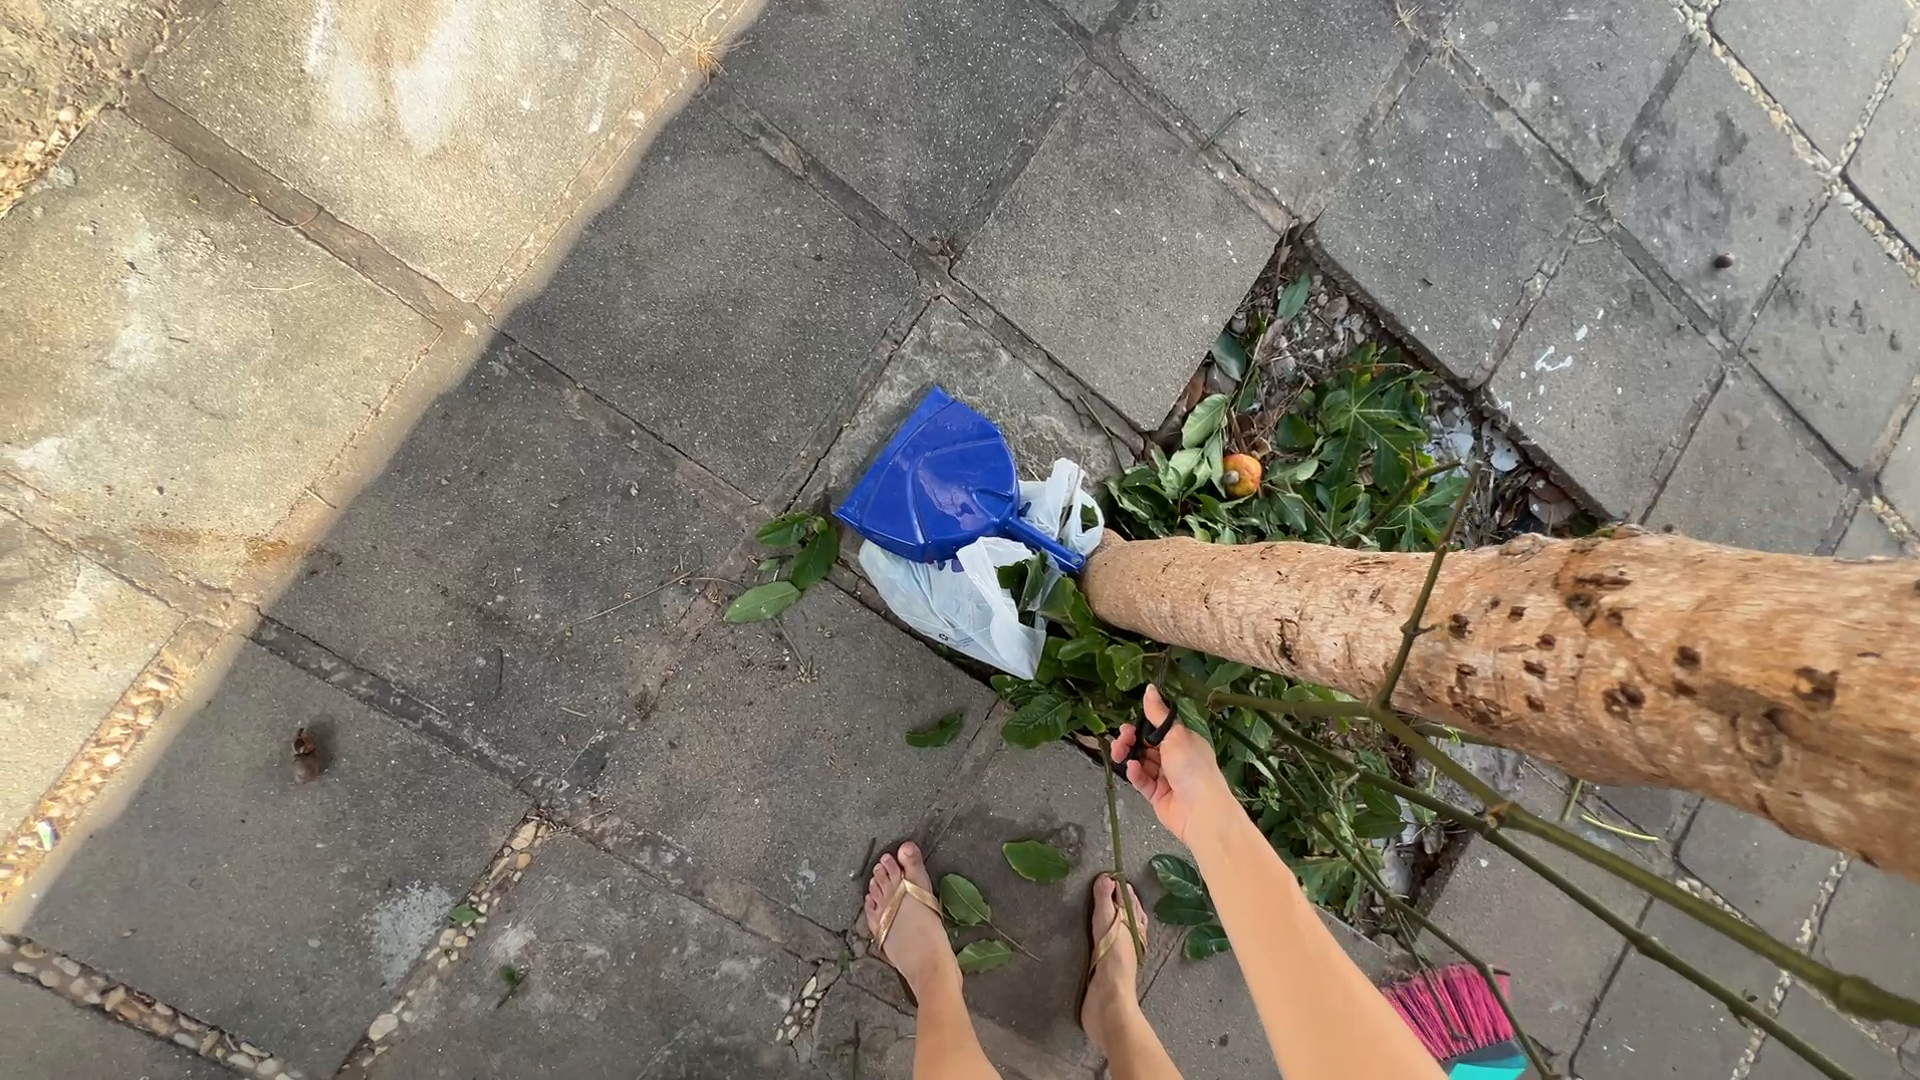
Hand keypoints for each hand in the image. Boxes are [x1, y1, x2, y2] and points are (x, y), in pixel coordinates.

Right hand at [1110, 686, 1233, 845]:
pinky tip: (1132, 769)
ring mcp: (1166, 777)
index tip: (1129, 724)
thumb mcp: (1175, 735)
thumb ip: (1158, 714)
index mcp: (1184, 741)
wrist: (1201, 811)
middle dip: (1131, 740)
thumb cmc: (1193, 768)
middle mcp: (1175, 758)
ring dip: (1129, 755)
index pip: (1158, 729)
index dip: (1142, 725)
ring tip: (1119, 752)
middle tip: (1121, 738)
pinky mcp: (1157, 795)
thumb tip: (1150, 688)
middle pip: (1146, 744)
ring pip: (1141, 761)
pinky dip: (1135, 774)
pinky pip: (1142, 781)